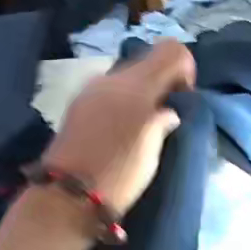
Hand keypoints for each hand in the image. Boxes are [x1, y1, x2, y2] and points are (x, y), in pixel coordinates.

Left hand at [0, 41, 194, 249]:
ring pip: (127, 76)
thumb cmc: (118, 176)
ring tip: (142, 127)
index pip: (172, 51)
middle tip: (164, 115)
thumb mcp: (151, 150)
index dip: (185, 71)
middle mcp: (111, 78)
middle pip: (148, 60)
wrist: (66, 198)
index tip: (182, 100)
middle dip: (162, 82)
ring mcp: (90, 90)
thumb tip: (167, 110)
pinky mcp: (76, 106)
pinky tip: (121, 130)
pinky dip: (121, 102)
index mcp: (136, 86)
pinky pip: (109, 91)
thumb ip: (162, 120)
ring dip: (140, 93)